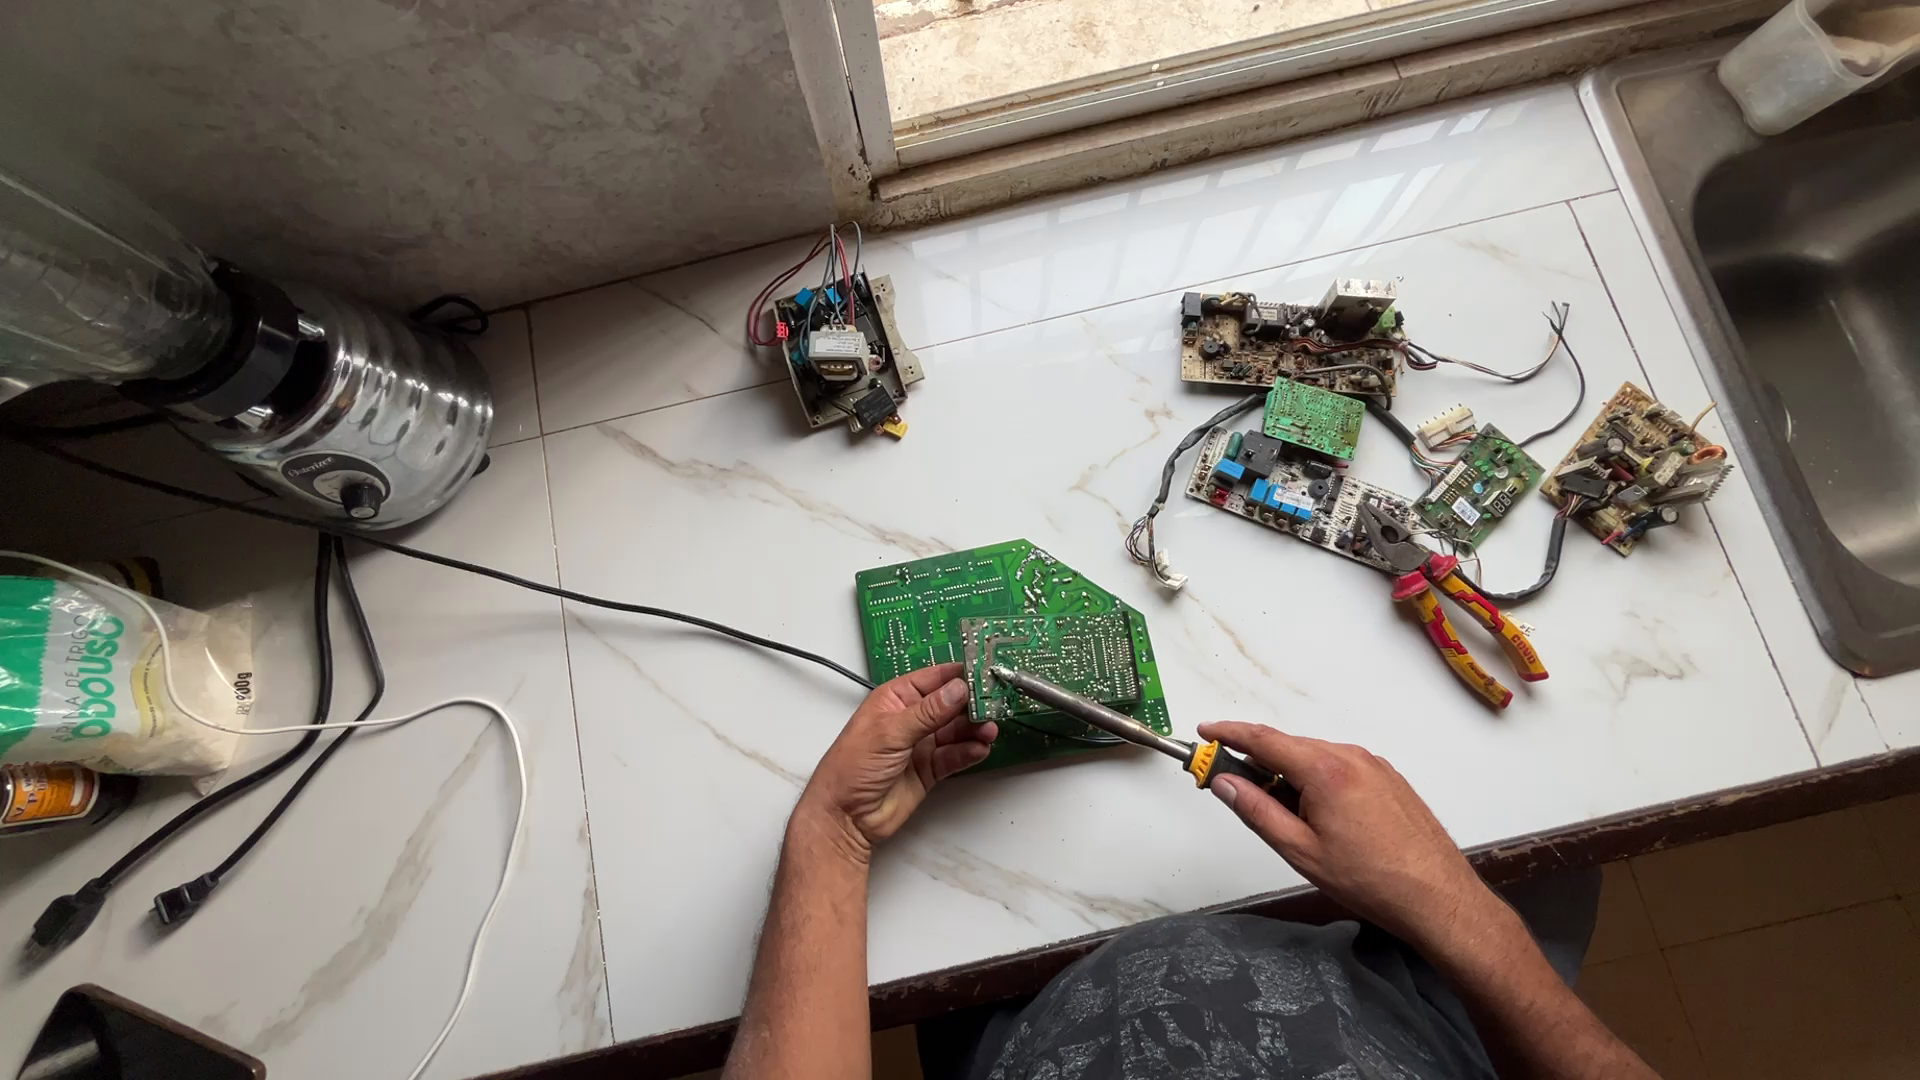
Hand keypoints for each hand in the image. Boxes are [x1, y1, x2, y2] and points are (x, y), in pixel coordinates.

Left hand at [797, 663, 996, 862]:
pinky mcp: (929, 768)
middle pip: (950, 704)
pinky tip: (979, 749)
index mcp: (895, 699)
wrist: (845, 817)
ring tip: (988, 730)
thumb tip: (957, 690)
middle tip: (993, 704)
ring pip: (956, 730)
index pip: (934, 678)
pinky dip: (969, 752)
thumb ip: (928, 712)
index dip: (959, 675)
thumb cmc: (850, 768)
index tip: (984, 672)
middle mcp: (911, 718)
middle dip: (972, 703)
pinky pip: (955, 755)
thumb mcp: (890, 733)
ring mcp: (921, 744)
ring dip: (974, 729)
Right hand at [1198, 721, 1506, 952]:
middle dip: (1256, 759)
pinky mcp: (1388, 777)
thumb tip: (1223, 781)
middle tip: (1234, 783)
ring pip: (1313, 756)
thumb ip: (1255, 809)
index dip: (1228, 732)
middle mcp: (1349, 756)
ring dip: (1288, 771)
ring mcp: (1372, 764)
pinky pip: (1338, 764)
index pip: (1263, 739)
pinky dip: (1316, 776)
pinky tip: (1317, 811)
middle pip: (1287, 746)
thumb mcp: (1299, 850)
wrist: (1440, 900)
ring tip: (1283, 811)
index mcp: (1324, 770)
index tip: (1205, 732)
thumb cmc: (1369, 880)